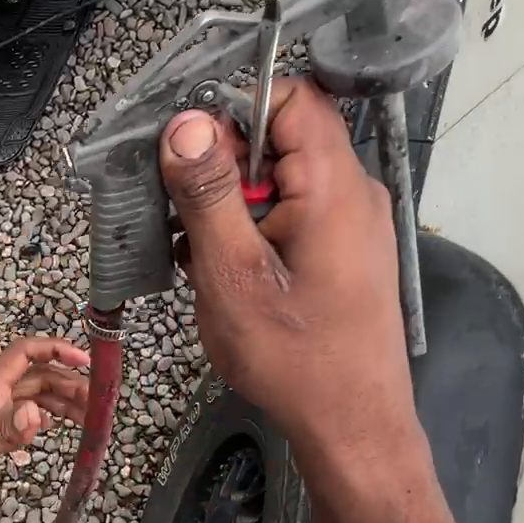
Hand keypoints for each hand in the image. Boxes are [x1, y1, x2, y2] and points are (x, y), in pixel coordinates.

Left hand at [0, 337, 91, 522]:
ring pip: (34, 395)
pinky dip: (47, 416)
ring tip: (89, 416)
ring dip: (62, 400)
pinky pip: (25, 415)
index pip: (21, 354)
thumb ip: (0, 433)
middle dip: (68, 380)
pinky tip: (61, 426)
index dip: (53, 349)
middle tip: (97, 402)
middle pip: (36, 375)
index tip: (85, 360)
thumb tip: (35, 414)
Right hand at [157, 78, 419, 466]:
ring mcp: (345, 223)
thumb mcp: (232, 273)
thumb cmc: (291, 355)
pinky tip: (215, 269)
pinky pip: (282, 213)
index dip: (232, 106)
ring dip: (223, 205)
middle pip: (277, 138)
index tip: (181, 146)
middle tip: (174, 210)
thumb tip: (186, 124)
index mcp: (332, 187)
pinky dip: (242, 229)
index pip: (291, 98)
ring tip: (191, 251)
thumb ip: (209, 194)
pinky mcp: (335, 249)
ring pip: (273, 180)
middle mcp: (348, 193)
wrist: (348, 424)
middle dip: (216, 166)